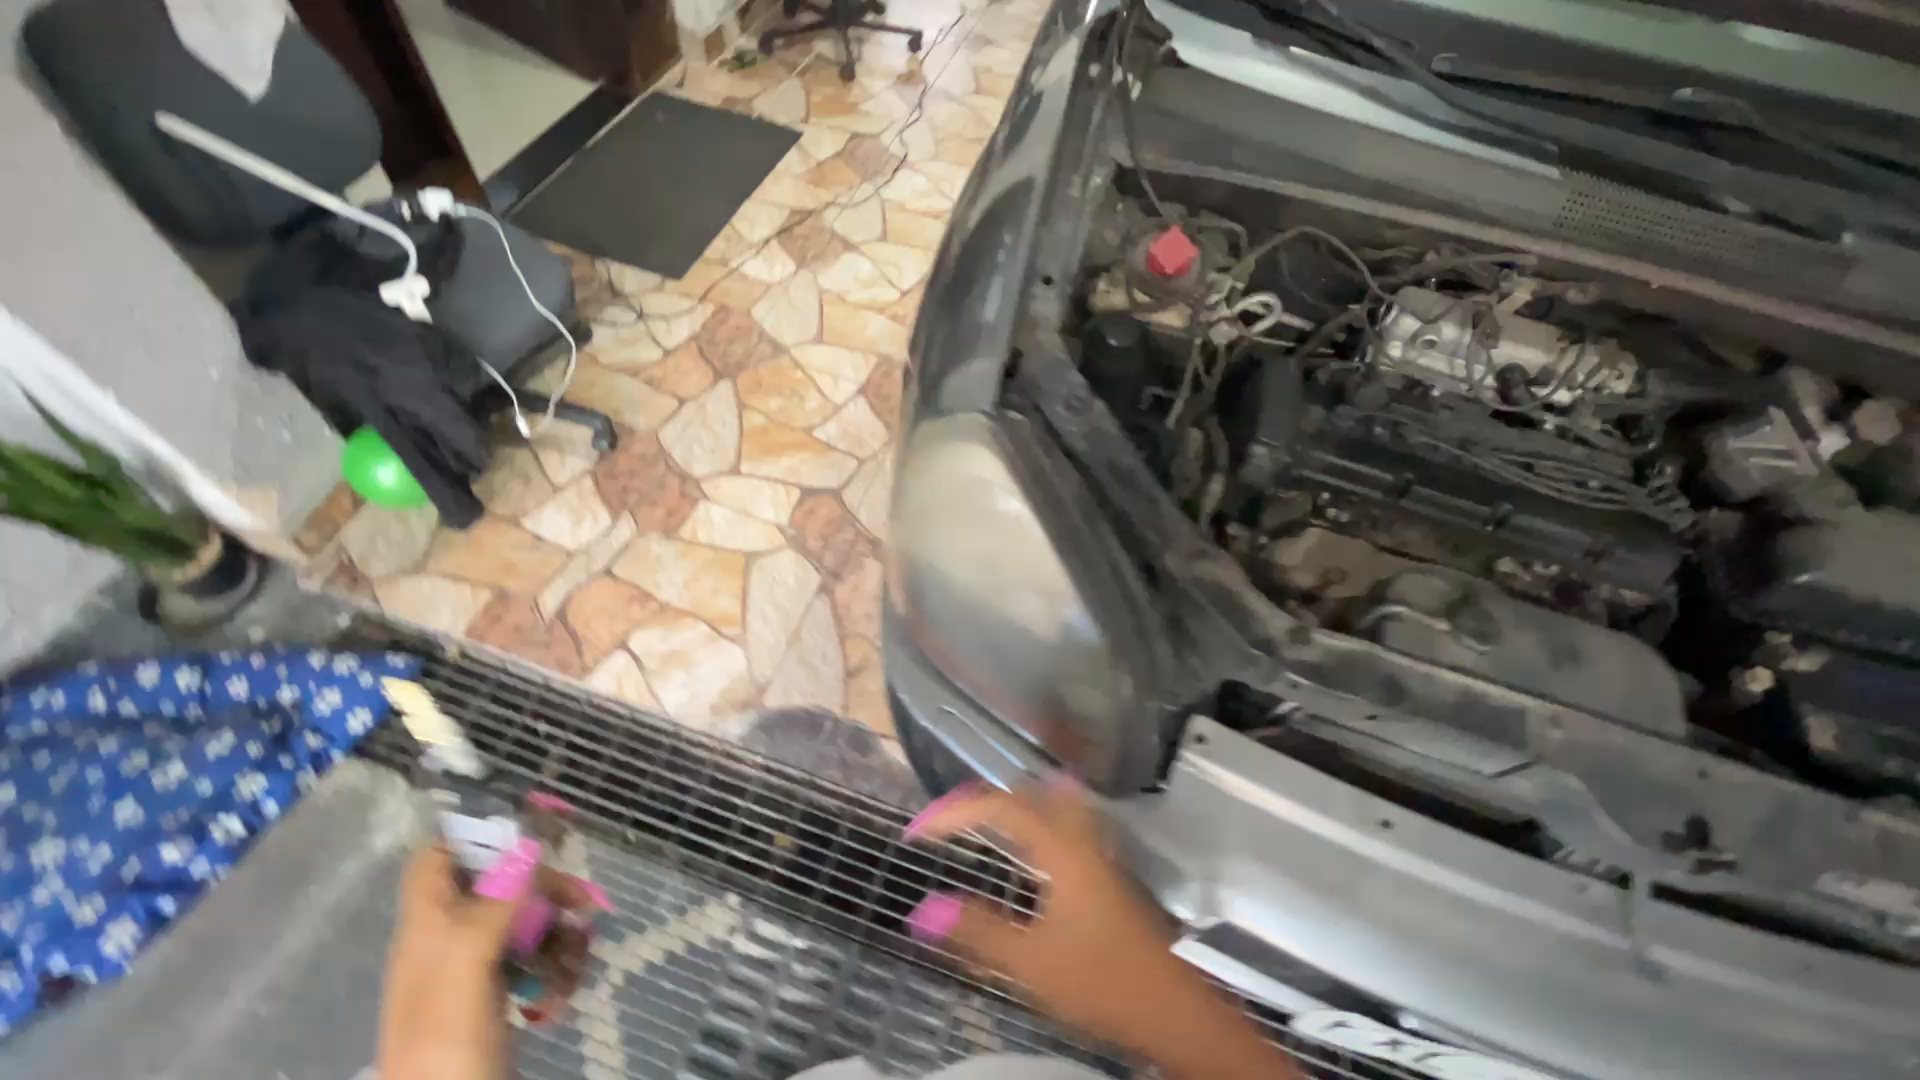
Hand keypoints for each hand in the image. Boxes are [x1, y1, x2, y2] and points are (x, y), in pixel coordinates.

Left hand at [377, 843, 599, 1079]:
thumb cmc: (446, 1044)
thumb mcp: (468, 967)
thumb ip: (493, 904)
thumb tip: (526, 841)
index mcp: (428, 925)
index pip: (439, 858)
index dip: (479, 837)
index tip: (532, 833)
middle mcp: (448, 941)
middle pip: (499, 887)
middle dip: (547, 891)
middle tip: (586, 904)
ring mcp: (473, 973)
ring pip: (525, 926)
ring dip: (561, 936)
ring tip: (580, 960)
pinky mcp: (496, 1002)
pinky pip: (534, 965)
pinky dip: (557, 971)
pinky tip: (564, 991)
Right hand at [903, 780, 1300, 1079]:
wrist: (1175, 1011)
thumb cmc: (1101, 981)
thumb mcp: (1030, 962)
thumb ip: (977, 932)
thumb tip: (921, 910)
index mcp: (1061, 849)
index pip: (1001, 807)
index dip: (955, 811)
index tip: (918, 833)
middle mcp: (1082, 841)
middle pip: (1032, 793)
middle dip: (985, 797)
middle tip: (949, 818)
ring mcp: (1101, 858)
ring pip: (1056, 808)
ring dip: (1016, 805)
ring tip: (984, 820)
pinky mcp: (1109, 878)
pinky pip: (1067, 828)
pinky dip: (1039, 823)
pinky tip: (1032, 851)